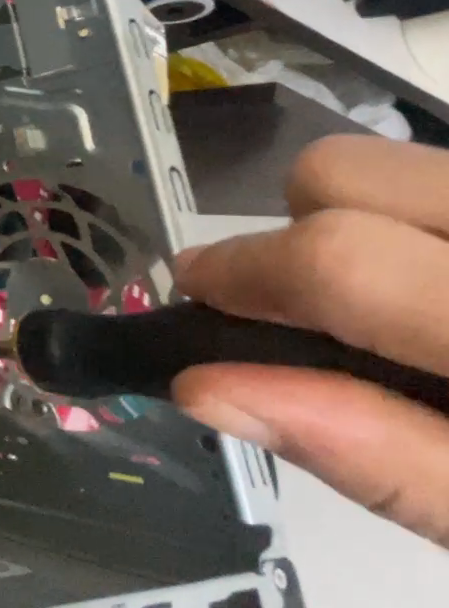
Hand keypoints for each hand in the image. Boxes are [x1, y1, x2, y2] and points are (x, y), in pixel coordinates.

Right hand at [172, 135, 448, 545]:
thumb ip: (387, 463)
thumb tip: (205, 387)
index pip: (343, 260)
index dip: (238, 276)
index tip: (200, 302)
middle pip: (348, 173)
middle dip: (298, 235)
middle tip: (317, 313)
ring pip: (405, 162)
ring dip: (369, 223)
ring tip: (415, 305)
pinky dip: (437, 226)